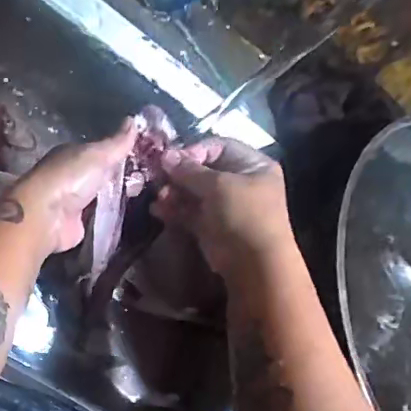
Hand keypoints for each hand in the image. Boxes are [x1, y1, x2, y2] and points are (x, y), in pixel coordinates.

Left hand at [9, 118, 138, 253]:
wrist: (48, 216)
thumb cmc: (71, 178)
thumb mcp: (99, 154)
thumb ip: (117, 142)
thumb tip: (134, 120)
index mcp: (73, 155)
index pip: (101, 152)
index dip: (123, 155)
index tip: (147, 159)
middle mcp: (71, 177)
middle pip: (103, 176)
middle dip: (124, 179)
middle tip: (151, 183)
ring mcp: (73, 202)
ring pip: (102, 198)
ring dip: (119, 199)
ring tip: (146, 200)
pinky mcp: (76, 225)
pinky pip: (99, 219)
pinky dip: (111, 218)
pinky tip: (130, 218)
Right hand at [151, 137, 293, 278]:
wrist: (253, 264)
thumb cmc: (243, 215)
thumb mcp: (218, 186)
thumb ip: (189, 170)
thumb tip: (165, 155)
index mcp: (252, 165)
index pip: (219, 147)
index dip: (195, 150)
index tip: (172, 158)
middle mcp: (240, 183)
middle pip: (203, 170)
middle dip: (179, 174)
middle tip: (158, 176)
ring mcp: (224, 206)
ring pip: (193, 193)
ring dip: (173, 192)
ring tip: (158, 196)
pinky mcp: (211, 227)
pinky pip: (189, 213)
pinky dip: (174, 210)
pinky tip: (157, 209)